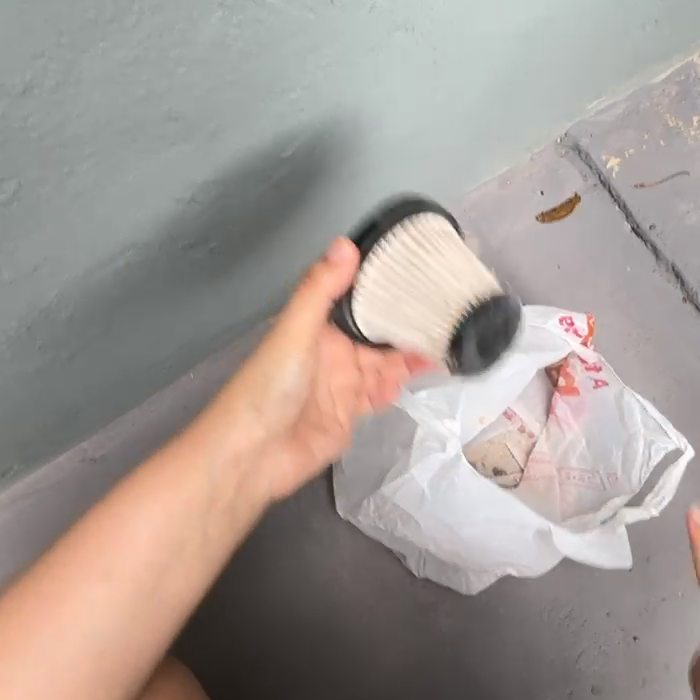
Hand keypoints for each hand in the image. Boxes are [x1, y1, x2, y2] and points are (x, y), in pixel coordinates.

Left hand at [203, 237, 432, 502]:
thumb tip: (346, 244)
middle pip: (377, 333)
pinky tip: (419, 378)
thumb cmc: (268, 387)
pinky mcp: (349, 414)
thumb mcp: (295, 331)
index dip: (385, 288)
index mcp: (318, 327)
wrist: (252, 456)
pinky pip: (380, 394)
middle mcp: (332, 351)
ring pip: (384, 363)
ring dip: (410, 355)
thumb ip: (321, 289)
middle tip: (448, 312)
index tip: (420, 272)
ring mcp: (341, 384)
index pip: (358, 300)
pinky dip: (398, 386)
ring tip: (446, 343)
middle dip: (407, 324)